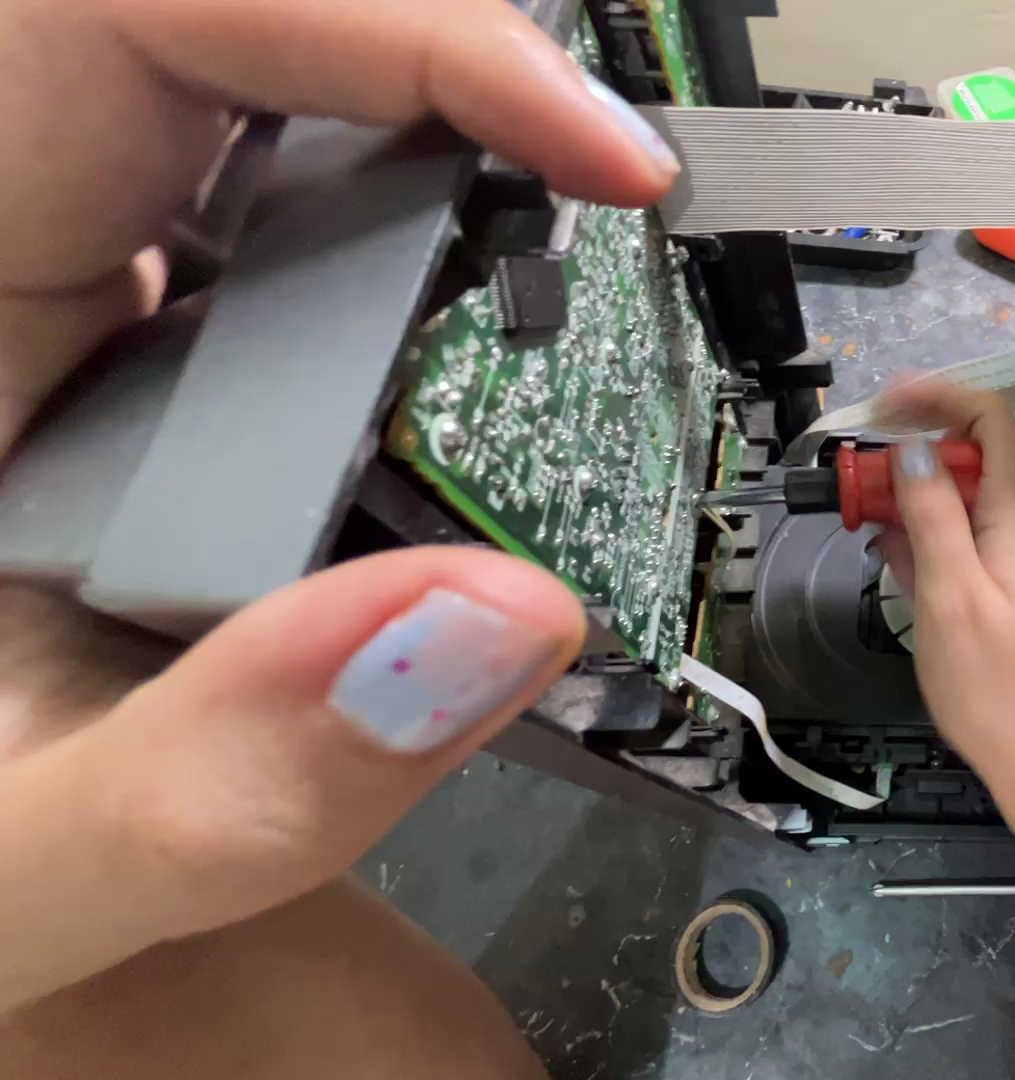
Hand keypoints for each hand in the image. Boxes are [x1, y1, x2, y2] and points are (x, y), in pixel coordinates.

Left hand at [0, 0, 679, 1008]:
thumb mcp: (21, 878)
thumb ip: (240, 779)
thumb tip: (511, 618)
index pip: (132, 28)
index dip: (410, 48)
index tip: (614, 164)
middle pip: (237, 58)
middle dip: (461, 106)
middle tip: (614, 201)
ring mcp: (80, 306)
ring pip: (287, 142)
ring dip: (458, 178)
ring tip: (572, 258)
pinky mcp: (155, 342)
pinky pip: (304, 233)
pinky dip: (434, 253)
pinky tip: (486, 327)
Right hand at [876, 381, 1014, 802]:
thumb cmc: (990, 680)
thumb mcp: (951, 593)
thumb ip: (934, 514)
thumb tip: (911, 446)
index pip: (992, 421)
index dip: (941, 398)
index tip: (884, 405)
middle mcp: (1014, 521)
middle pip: (965, 455)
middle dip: (909, 454)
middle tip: (856, 481)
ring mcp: (1002, 551)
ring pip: (952, 495)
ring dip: (905, 494)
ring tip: (861, 512)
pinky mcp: (986, 578)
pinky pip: (949, 535)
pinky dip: (915, 531)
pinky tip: (885, 548)